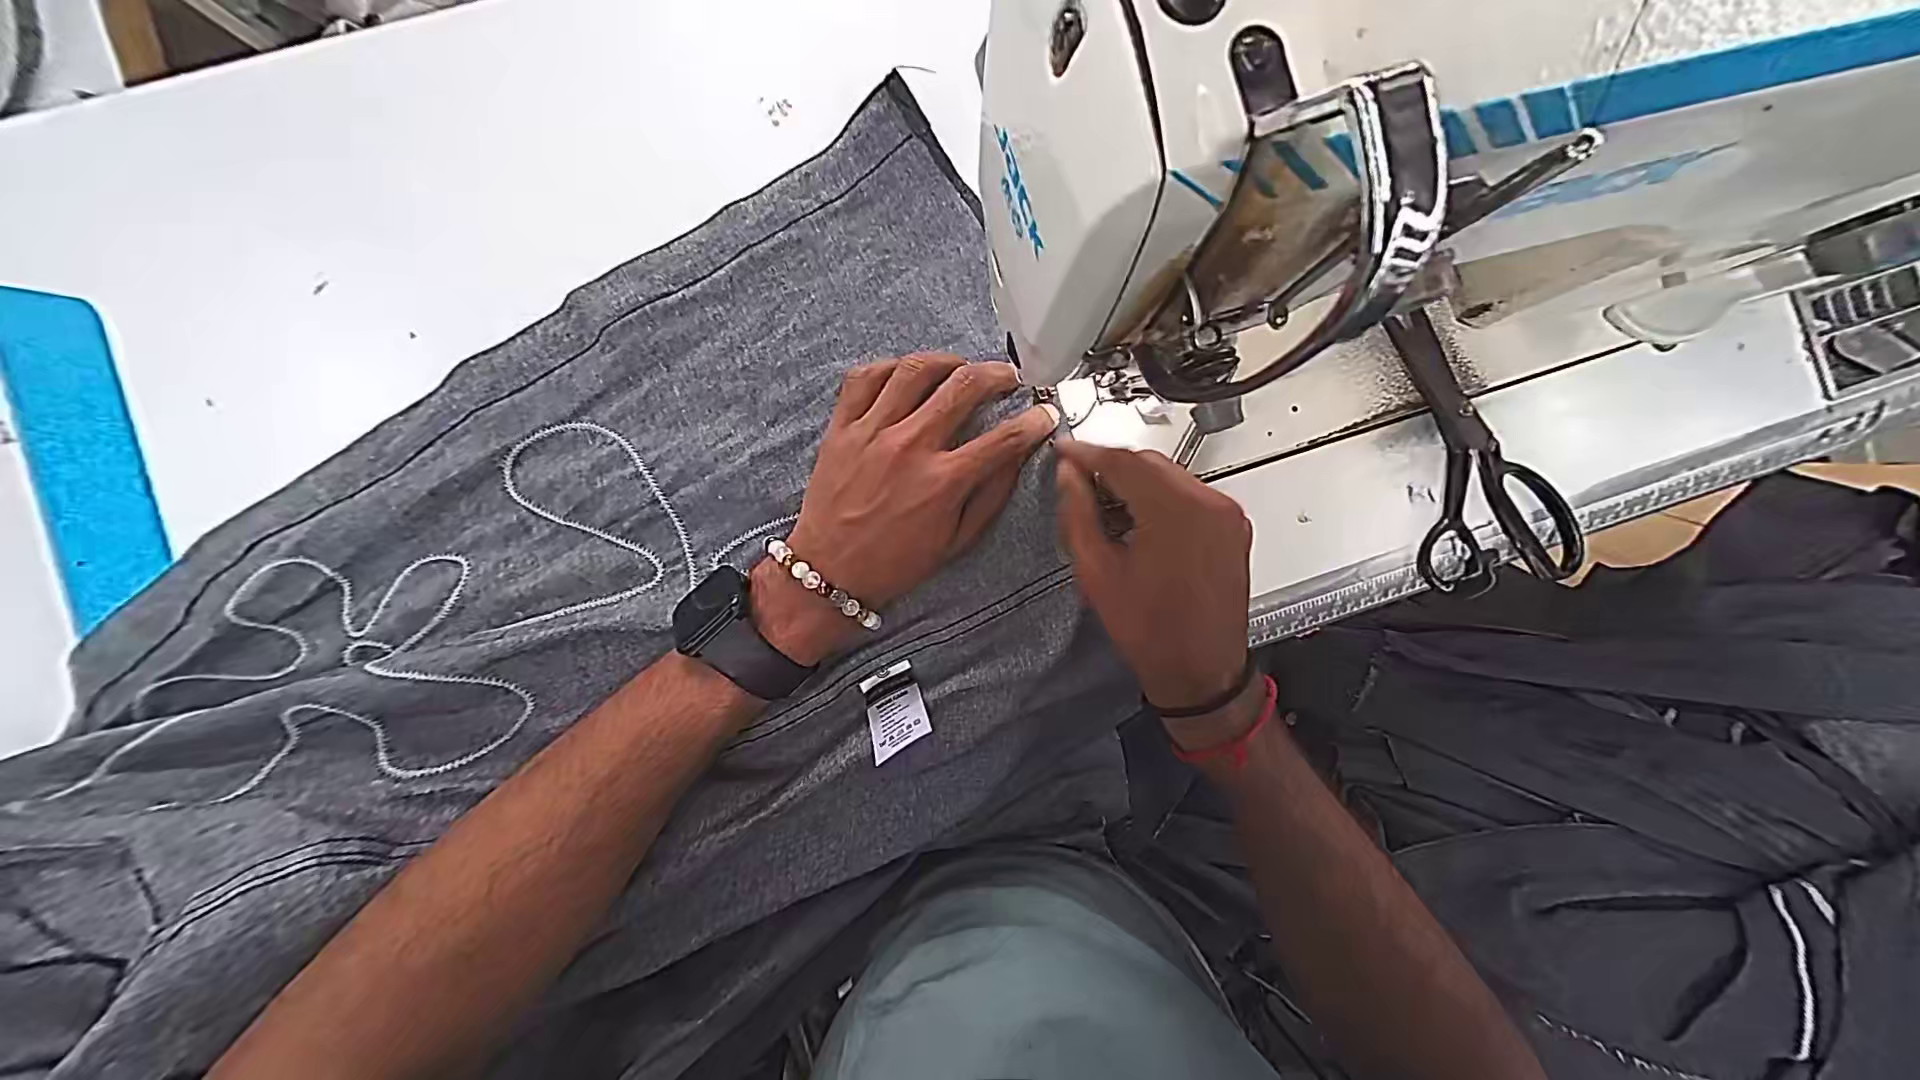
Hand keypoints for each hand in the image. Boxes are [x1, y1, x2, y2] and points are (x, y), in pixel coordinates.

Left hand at [752, 354, 1058, 664]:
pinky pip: (865, 377)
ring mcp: (872, 434)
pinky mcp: (842, 430)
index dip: (1033, 421)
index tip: (1041, 414)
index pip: (1004, 437)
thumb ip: (992, 495)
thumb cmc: (893, 562)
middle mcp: (909, 449)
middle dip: (998, 375)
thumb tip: (1018, 457)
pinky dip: (891, 366)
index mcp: (943, 482)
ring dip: (948, 361)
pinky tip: (907, 374)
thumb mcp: (957, 540)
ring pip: (916, 370)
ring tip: (961, 368)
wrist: (831, 572)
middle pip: (965, 386)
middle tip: (1007, 379)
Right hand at [1054, 440, 1252, 716]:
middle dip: (1110, 466)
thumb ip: (1078, 513)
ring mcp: (1226, 514)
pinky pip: (1189, 494)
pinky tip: (1137, 518)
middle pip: (1148, 462)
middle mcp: (1209, 505)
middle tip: (1079, 479)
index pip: (1123, 461)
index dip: (1086, 453)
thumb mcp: (1096, 571)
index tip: (1066, 450)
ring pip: (1169, 474)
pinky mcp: (1232, 526)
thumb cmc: (1154, 633)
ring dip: (1135, 481)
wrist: (1200, 669)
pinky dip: (1159, 497)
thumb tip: (1069, 476)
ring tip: (1105, 505)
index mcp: (1175, 512)